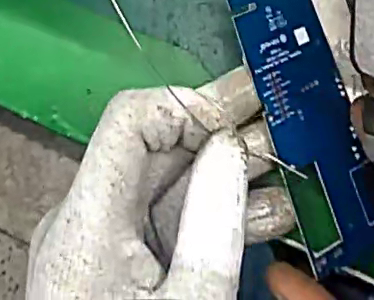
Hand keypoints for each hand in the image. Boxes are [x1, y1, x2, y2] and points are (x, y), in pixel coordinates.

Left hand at [27, 68, 296, 299]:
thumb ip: (213, 221)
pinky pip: (168, 222)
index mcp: (88, 218)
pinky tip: (266, 212)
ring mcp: (102, 243)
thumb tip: (232, 147)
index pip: (130, 119)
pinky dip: (215, 212)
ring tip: (285, 163)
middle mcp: (89, 217)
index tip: (238, 117)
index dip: (186, 104)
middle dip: (222, 131)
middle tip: (277, 113)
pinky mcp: (117, 268)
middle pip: (156, 146)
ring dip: (229, 173)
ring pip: (169, 183)